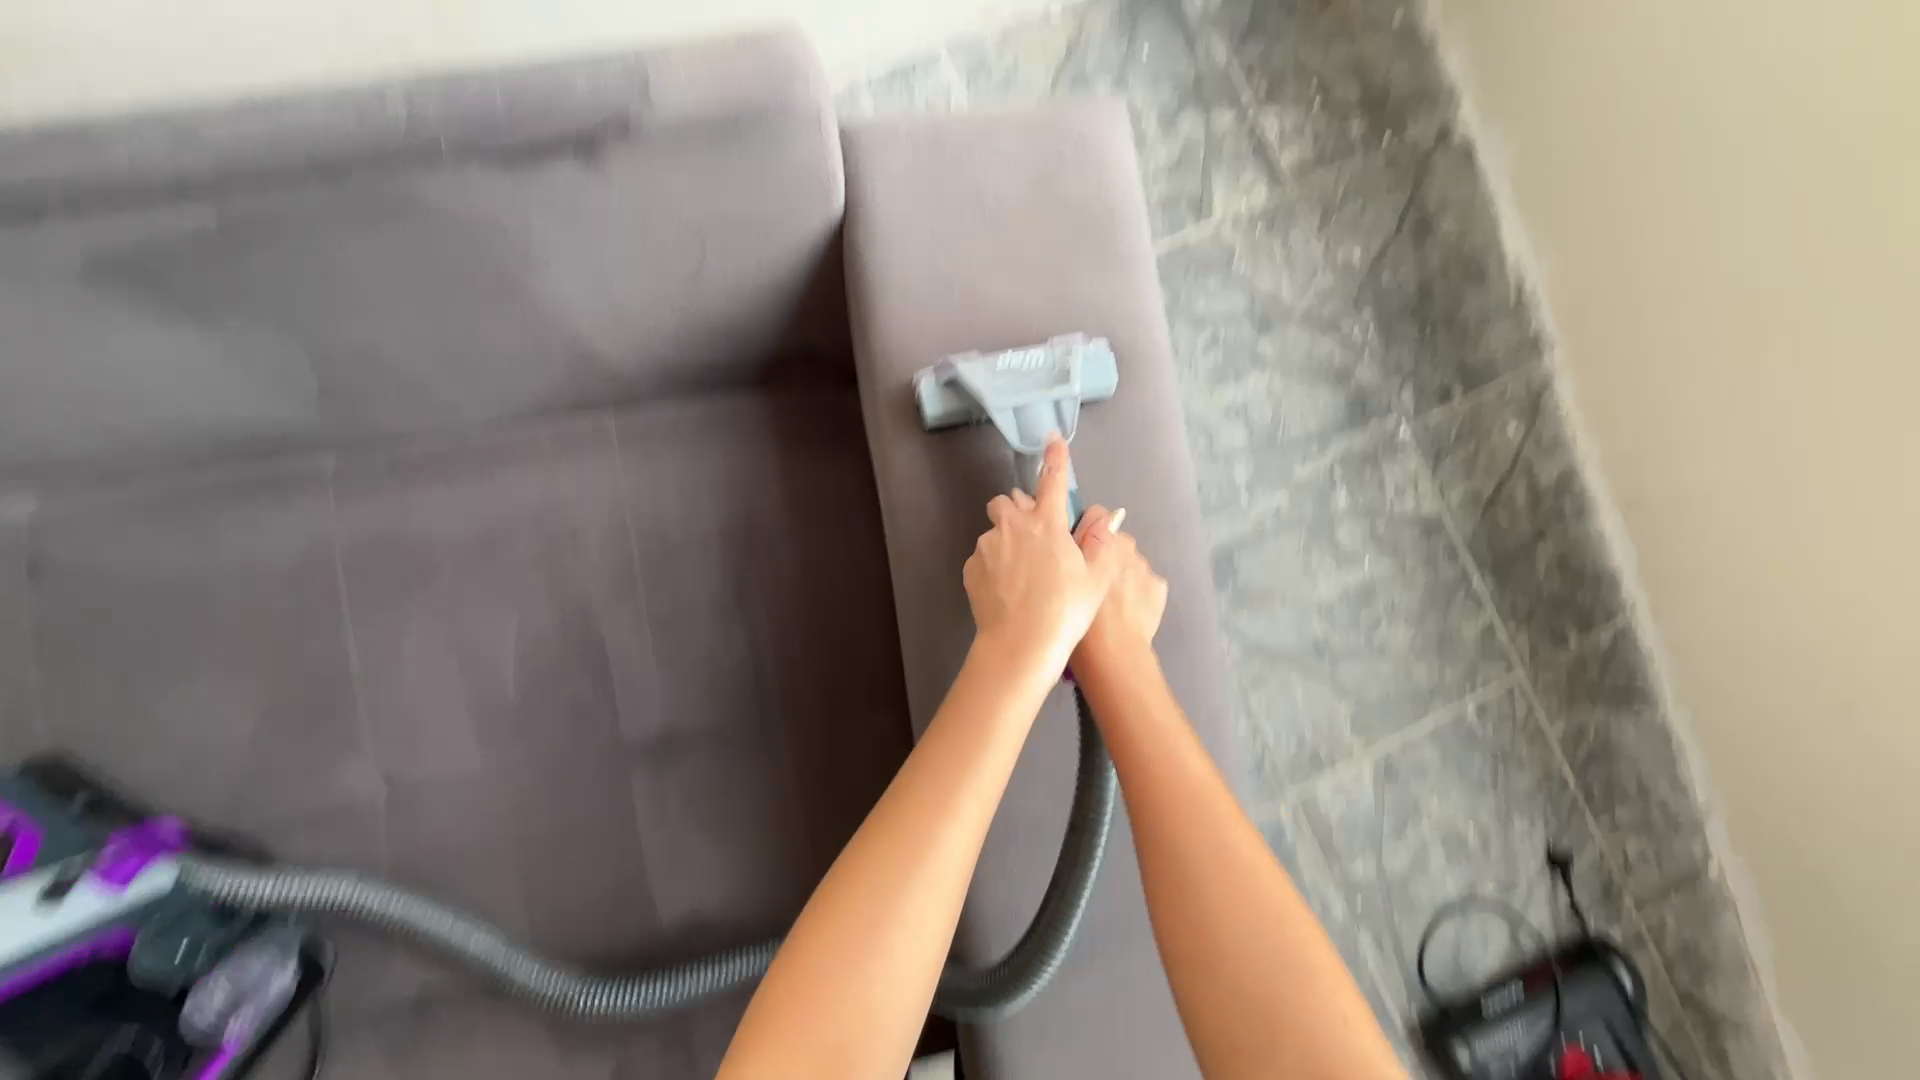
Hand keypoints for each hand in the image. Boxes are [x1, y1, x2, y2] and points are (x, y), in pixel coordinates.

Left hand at [963, 437, 1117, 668]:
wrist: (1021, 644)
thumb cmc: (1066, 610)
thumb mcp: (1097, 578)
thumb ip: (1100, 543)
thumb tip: (1105, 519)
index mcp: (1047, 523)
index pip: (1053, 481)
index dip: (1055, 458)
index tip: (1052, 438)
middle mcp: (1012, 527)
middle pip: (1006, 501)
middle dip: (1015, 509)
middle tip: (1033, 536)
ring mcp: (987, 547)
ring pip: (994, 533)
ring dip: (1005, 543)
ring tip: (1021, 576)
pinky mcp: (971, 569)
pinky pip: (983, 559)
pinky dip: (993, 568)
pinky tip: (1007, 592)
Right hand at [1070, 504, 1167, 673]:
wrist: (1112, 653)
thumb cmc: (1074, 614)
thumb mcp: (1062, 576)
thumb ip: (1070, 547)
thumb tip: (1074, 529)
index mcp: (1099, 538)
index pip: (1095, 514)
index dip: (1084, 531)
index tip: (1076, 550)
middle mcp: (1126, 544)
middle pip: (1114, 539)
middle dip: (1104, 553)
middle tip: (1091, 582)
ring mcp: (1145, 566)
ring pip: (1130, 562)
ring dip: (1121, 573)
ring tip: (1108, 601)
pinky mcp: (1159, 586)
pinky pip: (1145, 581)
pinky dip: (1137, 591)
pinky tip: (1126, 611)